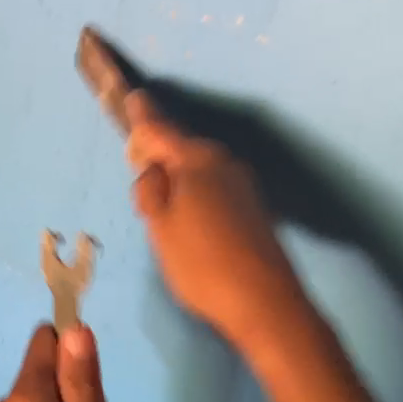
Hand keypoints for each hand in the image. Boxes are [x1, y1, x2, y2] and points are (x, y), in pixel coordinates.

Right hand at [126, 92, 306, 349]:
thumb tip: (154, 168)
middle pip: (182, 150)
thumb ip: (150, 190)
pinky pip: (215, 187)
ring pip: (199, 171)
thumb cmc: (203, 264)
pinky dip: (198, 195)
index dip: (143, 116)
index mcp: (195, 159)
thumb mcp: (160, 228)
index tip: (135, 97)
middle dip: (160, 159)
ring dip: (180, 181)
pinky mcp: (254, 206)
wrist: (267, 304)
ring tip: (166, 217)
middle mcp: (223, 161)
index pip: (160, 129)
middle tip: (142, 188)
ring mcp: (243, 183)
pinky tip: (194, 226)